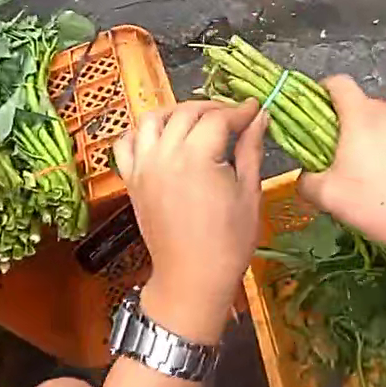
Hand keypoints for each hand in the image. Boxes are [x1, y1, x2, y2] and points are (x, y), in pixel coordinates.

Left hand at [113, 100, 268, 342]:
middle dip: (212, 108)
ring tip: (197, 122)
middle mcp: (165, 155)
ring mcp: (143, 166)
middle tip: (232, 117)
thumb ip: (251, 150)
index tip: (253, 110)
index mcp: (197, 158)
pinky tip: (160, 138)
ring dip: (176, 113)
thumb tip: (259, 118)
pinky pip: (126, 144)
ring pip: (153, 119)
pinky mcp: (132, 180)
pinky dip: (141, 133)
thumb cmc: (228, 242)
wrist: (192, 278)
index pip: (218, 118)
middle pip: (186, 112)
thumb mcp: (249, 194)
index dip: (239, 111)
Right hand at [295, 75, 385, 265]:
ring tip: (384, 177)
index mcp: (362, 115)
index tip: (319, 117)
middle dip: (352, 128)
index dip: (324, 93)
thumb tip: (305, 175)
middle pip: (365, 107)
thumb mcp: (329, 199)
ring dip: (382, 140)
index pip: (338, 83)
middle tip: (349, 164)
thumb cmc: (383, 206)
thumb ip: (306, 181)